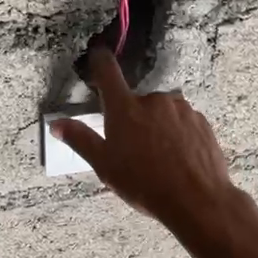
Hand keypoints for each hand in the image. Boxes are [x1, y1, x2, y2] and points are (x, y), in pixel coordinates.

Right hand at [53, 47, 242, 234]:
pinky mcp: (200, 121)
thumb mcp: (105, 165)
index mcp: (125, 108)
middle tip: (133, 150)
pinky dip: (177, 135)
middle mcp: (153, 100)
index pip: (107, 70)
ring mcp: (180, 108)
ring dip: (157, 127)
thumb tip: (57, 124)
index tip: (97, 56)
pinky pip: (182, 122)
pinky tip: (177, 158)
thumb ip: (80, 139)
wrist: (198, 200)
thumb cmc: (145, 184)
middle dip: (133, 119)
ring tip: (159, 159)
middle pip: (136, 101)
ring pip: (160, 112)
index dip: (100, 60)